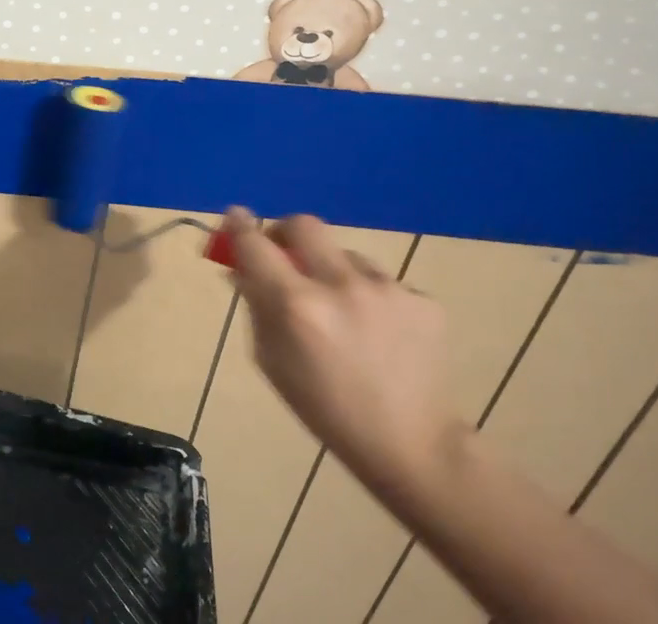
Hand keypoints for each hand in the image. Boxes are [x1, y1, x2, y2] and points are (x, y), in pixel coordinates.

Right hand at [223, 208, 466, 490]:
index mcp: (296, 305)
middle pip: (304, 225)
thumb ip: (257, 306)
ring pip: (346, 257)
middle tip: (284, 251)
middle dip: (286, 232)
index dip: (239, 226)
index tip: (234, 216)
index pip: (256, 245)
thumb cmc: (324, 408)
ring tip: (342, 314)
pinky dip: (370, 298)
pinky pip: (382, 283)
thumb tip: (242, 268)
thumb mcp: (271, 360)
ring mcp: (388, 289)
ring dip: (333, 273)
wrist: (410, 443)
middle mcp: (341, 285)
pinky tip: (378, 333)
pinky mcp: (423, 299)